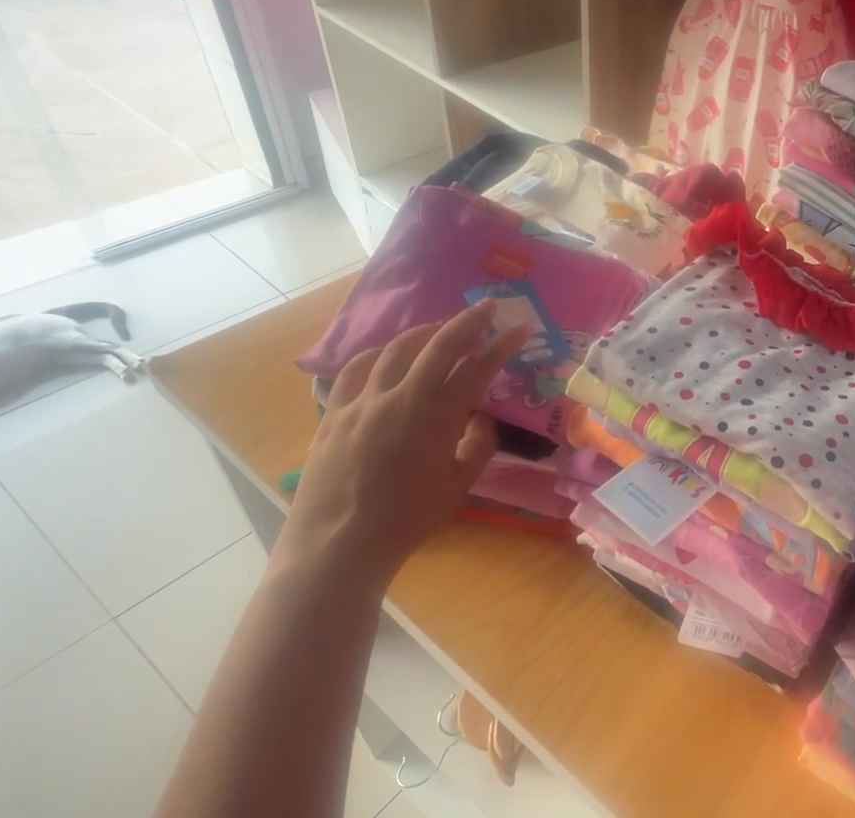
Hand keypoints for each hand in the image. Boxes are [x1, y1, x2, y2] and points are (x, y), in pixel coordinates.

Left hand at [279, 301, 529, 585]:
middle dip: (467, 321)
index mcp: (436, 419)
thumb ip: (478, 444)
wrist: (338, 546)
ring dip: (423, 333)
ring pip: (395, 349)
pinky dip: (379, 354)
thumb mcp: (458, 485)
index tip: (521, 328)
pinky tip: (387, 355)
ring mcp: (361, 403)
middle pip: (438, 345)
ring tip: (440, 329)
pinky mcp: (334, 413)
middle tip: (487, 307)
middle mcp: (399, 399)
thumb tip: (480, 417)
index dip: (502, 345)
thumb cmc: (407, 520)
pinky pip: (357, 369)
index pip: (477, 368)